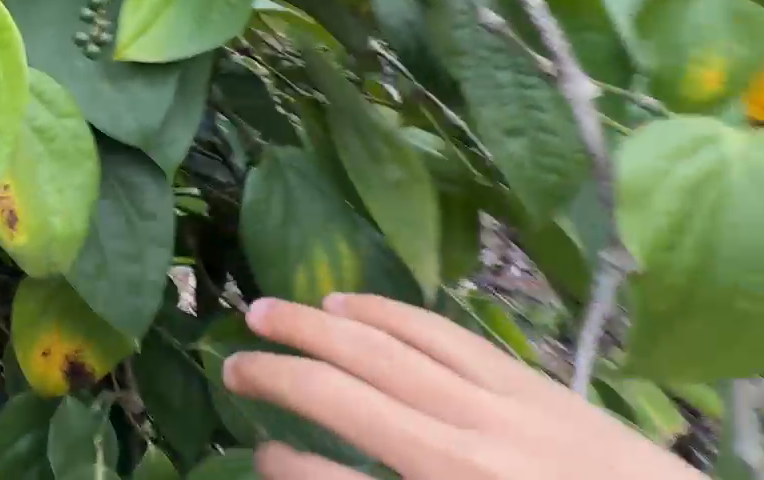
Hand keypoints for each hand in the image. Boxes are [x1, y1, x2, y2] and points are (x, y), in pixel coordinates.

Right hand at [223, 293, 702, 479]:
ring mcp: (502, 410)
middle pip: (344, 392)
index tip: (258, 453)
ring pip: (380, 346)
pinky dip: (381, 310)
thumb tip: (304, 468)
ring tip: (264, 311)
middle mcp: (466, 455)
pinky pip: (439, 332)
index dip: (284, 464)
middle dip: (276, 373)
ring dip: (311, 324)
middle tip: (230, 363)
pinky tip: (345, 300)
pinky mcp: (533, 385)